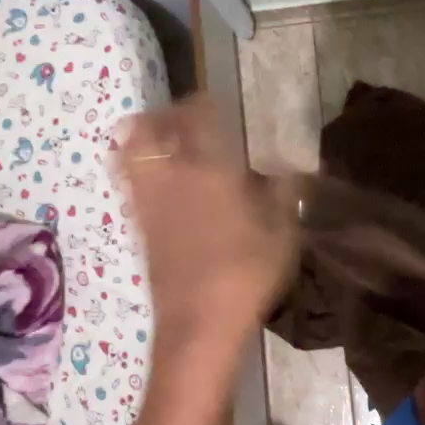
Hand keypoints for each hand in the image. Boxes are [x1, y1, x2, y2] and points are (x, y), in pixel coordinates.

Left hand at [118, 97, 297, 359]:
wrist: (200, 323)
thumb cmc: (248, 273)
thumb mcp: (283, 231)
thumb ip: (285, 192)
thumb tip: (294, 168)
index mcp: (210, 168)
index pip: (198, 118)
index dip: (202, 103)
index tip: (212, 100)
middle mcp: (172, 175)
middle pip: (151, 127)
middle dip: (164, 114)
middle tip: (183, 115)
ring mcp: (149, 200)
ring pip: (131, 150)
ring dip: (144, 136)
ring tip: (162, 138)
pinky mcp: (140, 225)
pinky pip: (130, 180)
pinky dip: (137, 165)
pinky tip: (160, 176)